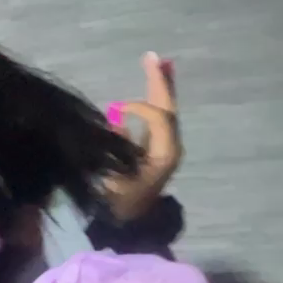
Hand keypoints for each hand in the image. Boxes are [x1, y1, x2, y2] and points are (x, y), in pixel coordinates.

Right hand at [100, 52, 181, 222]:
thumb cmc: (119, 203)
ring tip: (156, 65)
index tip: (114, 108)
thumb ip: (115, 147)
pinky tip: (144, 95)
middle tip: (154, 57)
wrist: (128, 226)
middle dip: (160, 82)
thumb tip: (115, 120)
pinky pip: (152, 124)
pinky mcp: (152, 155)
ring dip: (158, 90)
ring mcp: (161, 151)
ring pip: (162, 114)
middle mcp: (168, 148)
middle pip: (167, 108)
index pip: (159, 117)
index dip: (139, 107)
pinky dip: (148, 107)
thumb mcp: (115, 177)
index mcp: (164, 153)